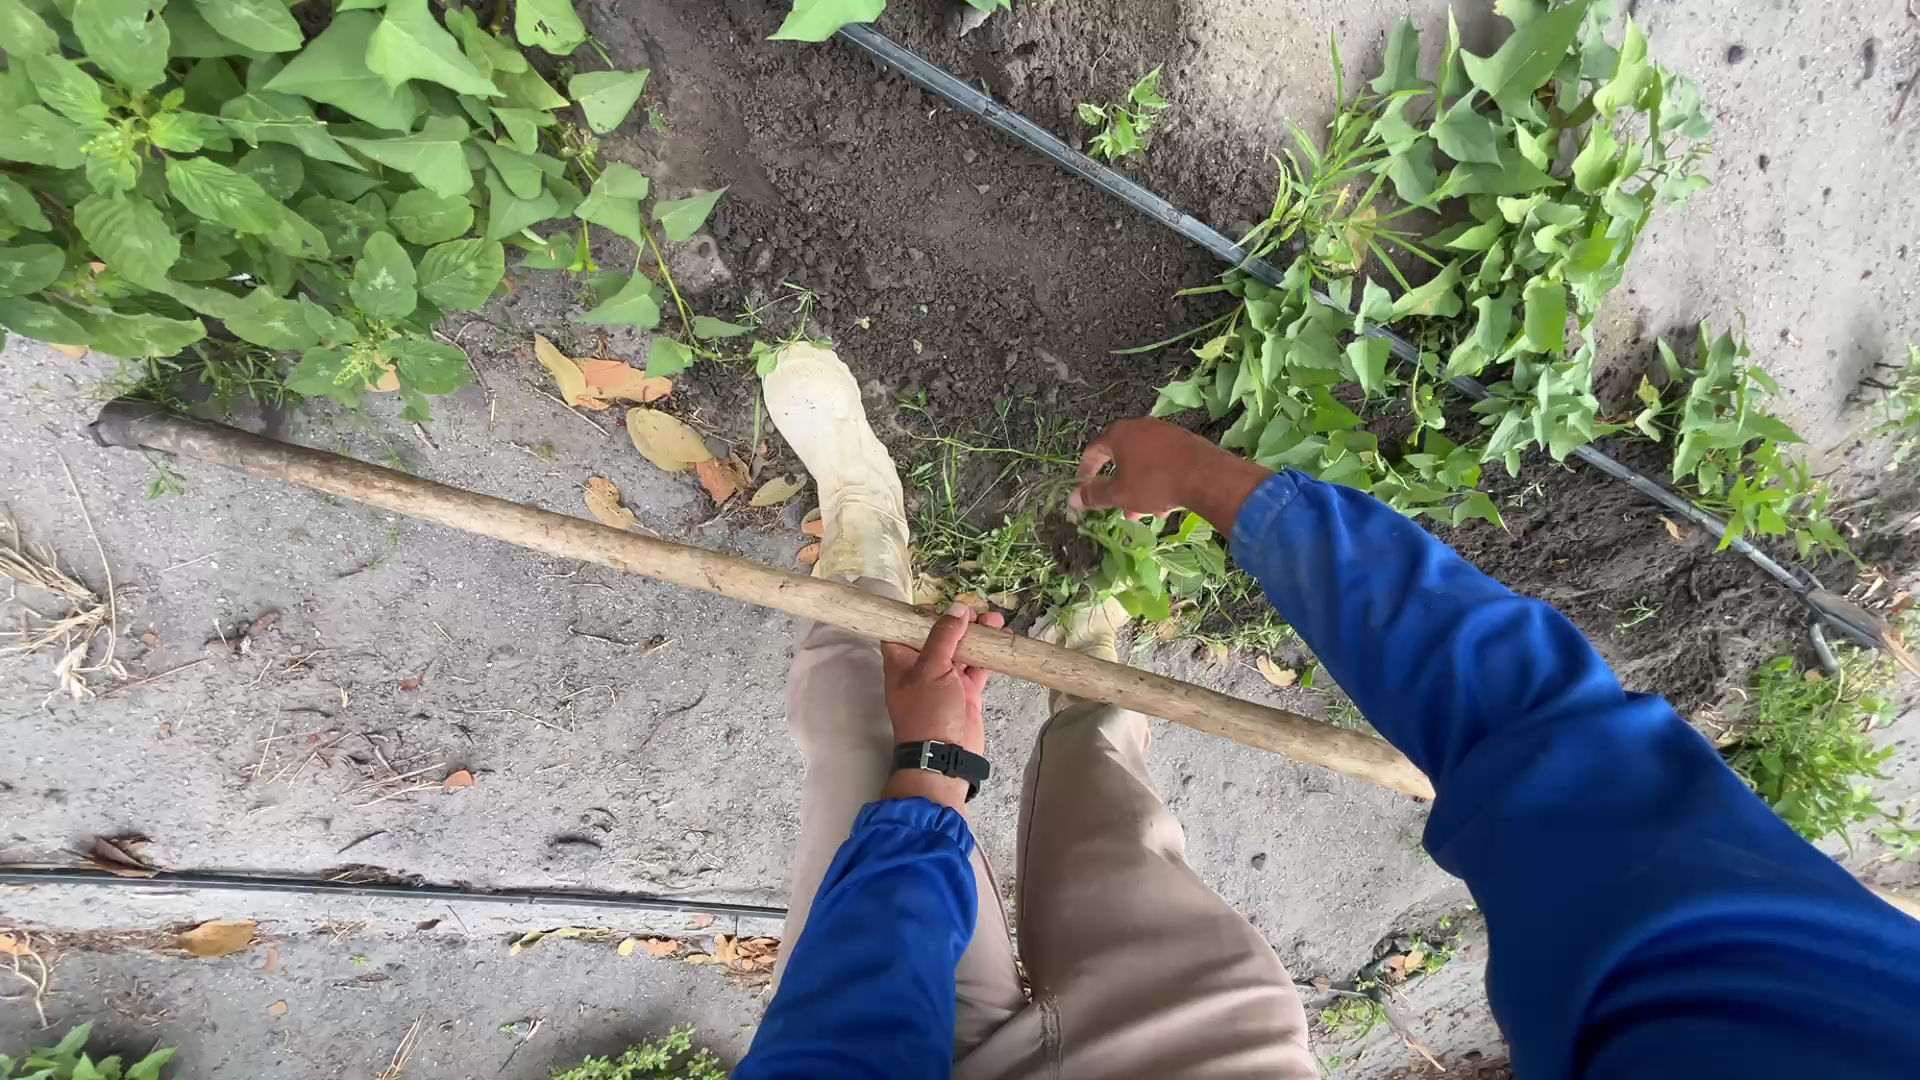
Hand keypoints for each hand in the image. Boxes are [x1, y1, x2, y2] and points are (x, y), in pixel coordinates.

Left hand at [880, 604, 1003, 809]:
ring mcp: (945, 680)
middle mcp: (922, 667)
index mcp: (902, 660)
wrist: (945, 756)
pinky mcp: (966, 691)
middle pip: (940, 636)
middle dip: (959, 622)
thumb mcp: (930, 669)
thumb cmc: (928, 711)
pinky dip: (990, 655)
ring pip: (962, 649)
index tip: (942, 604)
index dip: (921, 615)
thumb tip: (957, 609)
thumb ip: (944, 637)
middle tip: (979, 611)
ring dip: (978, 635)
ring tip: (997, 621)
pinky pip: (978, 667)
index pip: (905, 629)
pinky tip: (1003, 641)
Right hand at [1070, 416, 1271, 536]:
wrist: (1205, 476)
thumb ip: (1094, 495)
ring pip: (1143, 462)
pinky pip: (1162, 461)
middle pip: (1121, 457)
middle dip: (1118, 486)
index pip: (1093, 449)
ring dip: (1139, 487)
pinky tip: (1165, 503)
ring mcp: (1164, 432)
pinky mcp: (1184, 441)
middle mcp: (1140, 427)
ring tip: (1145, 512)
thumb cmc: (1154, 483)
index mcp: (1119, 434)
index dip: (1086, 470)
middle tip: (1119, 507)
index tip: (1083, 486)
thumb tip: (1072, 498)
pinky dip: (1157, 480)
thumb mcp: (1120, 494)